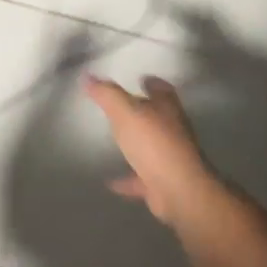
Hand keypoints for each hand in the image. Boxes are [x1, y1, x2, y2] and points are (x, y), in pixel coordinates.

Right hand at [83, 75, 212, 224]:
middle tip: (122, 108)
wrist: (179, 191)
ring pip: (152, 147)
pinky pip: (141, 178)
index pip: (162, 90)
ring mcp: (171, 159)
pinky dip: (128, 179)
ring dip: (137, 145)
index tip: (141, 79)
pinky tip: (110, 182)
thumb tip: (88, 75)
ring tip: (115, 142)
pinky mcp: (164, 183)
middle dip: (144, 113)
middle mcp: (173, 131)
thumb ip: (107, 94)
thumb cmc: (154, 144)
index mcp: (167, 109)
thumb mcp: (125, 112)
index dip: (152, 83)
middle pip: (159, 117)